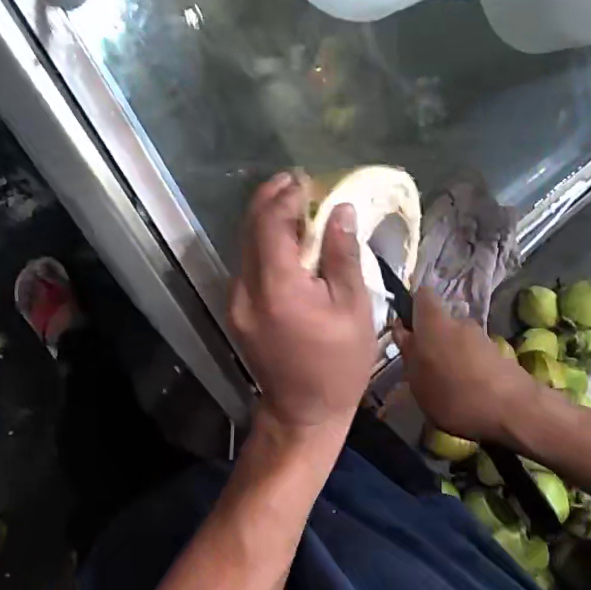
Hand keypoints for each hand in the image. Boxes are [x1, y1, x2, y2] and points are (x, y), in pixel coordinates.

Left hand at [227, 173, 374, 440]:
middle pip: (250, 230)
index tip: (305, 179)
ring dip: (266, 220)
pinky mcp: (237, 312)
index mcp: (279, 287)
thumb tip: (341, 210)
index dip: (286, 196)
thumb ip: (342, 255)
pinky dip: (264, 244)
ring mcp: (236, 302)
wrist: (305, 410)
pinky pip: (247, 265)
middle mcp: (247, 289)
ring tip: (293, 203)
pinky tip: (286, 240)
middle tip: (295, 181)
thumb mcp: (354, 307)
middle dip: (271, 200)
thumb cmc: (340, 362)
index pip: (271, 224)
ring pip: (245, 246)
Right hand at [395, 289, 539, 444]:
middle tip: (424, 370)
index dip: (412, 308)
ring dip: (450, 357)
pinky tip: (467, 393)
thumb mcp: (418, 380)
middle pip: (440, 324)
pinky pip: (474, 356)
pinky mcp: (498, 354)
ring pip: (457, 341)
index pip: (422, 295)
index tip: (406, 330)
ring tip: (446, 386)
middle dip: (432, 341)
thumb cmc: (455, 394)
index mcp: (434, 322)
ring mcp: (482, 337)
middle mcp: (460, 322)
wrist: (513, 408)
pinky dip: (468, 368)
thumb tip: (404, 332)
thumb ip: (409, 353)